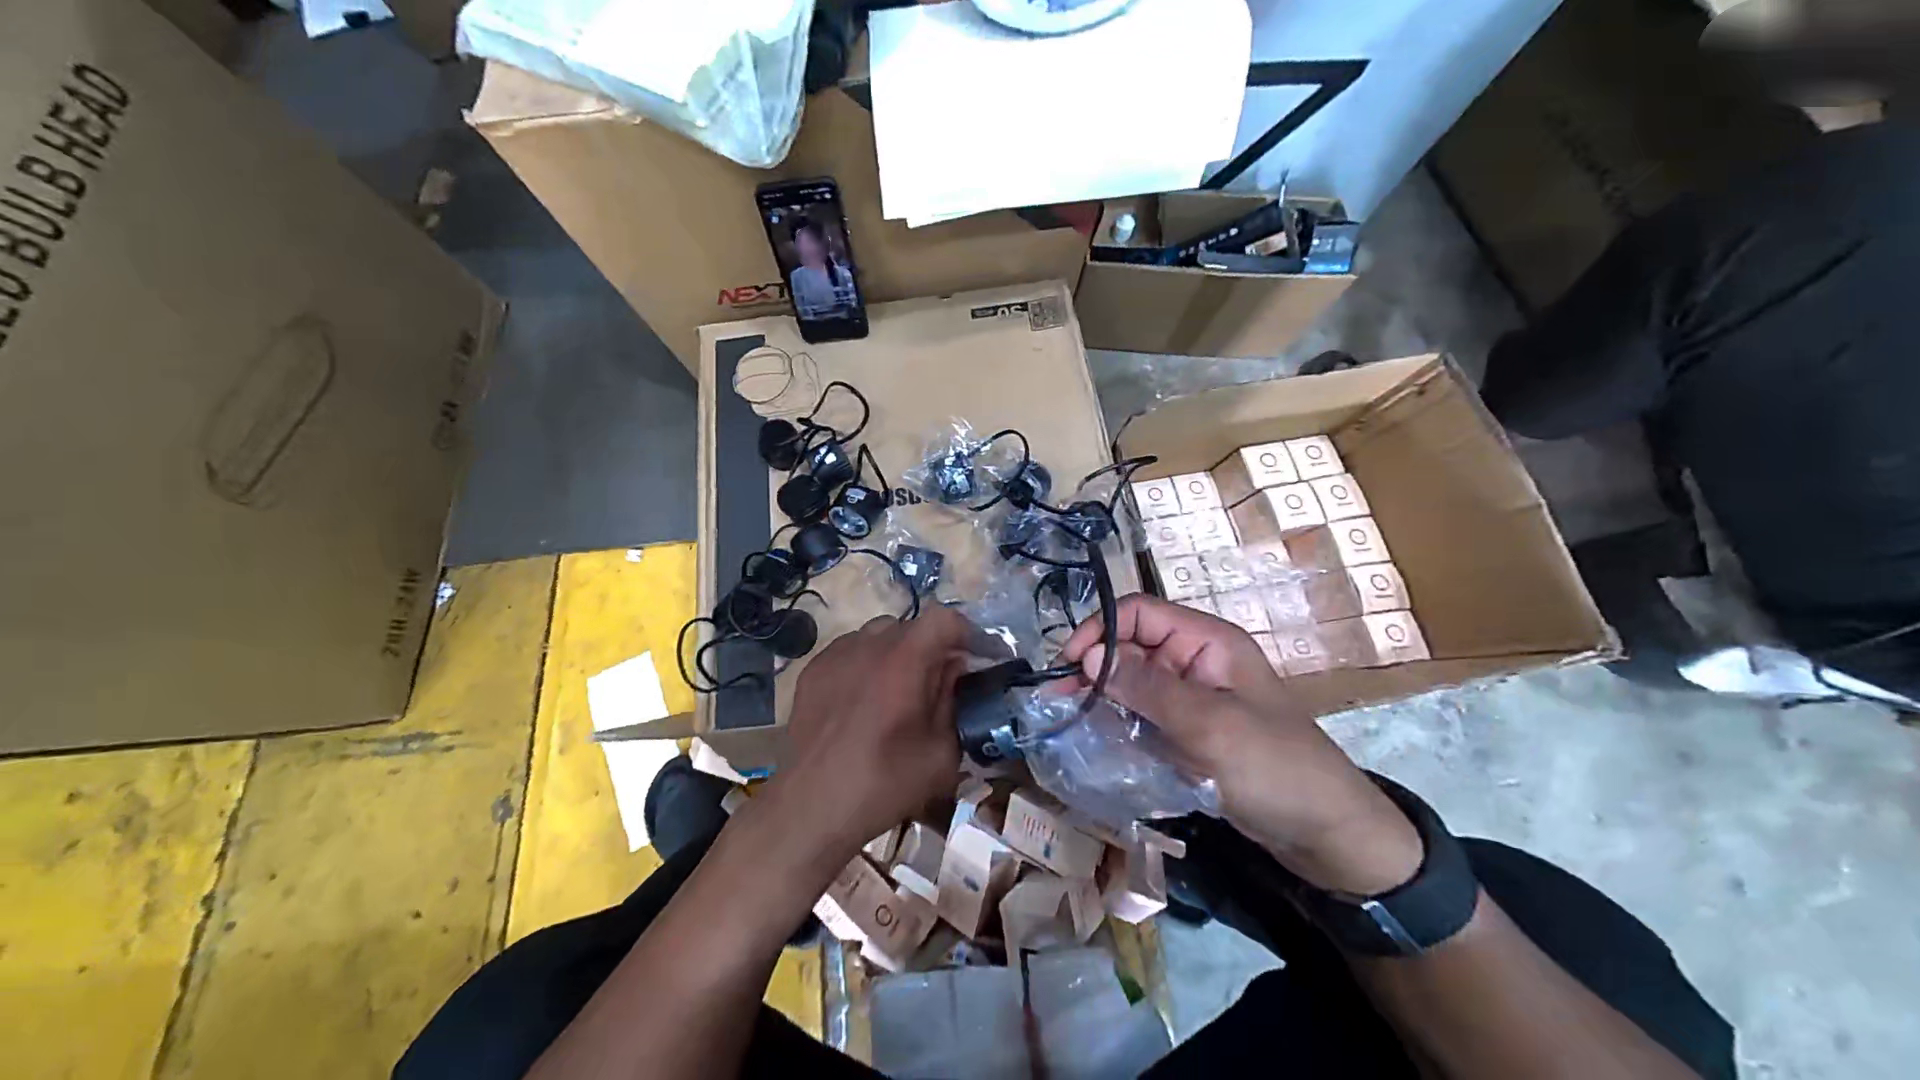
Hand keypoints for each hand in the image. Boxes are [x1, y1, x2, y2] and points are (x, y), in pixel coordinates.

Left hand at [767, 606, 971, 861]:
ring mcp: (836, 654)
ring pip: (878, 636)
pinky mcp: (812, 670)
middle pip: (912, 627)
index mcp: (904, 659)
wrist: (811, 807)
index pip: (945, 619)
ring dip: (898, 654)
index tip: (981, 658)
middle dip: (934, 647)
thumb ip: (953, 701)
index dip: (968, 633)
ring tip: (900, 689)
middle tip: (942, 680)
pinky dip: (867, 665)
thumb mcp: (942, 752)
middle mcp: (868, 645)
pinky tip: (864, 700)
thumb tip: (955, 670)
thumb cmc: (884, 783)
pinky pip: (850, 652)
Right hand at [1060, 595, 1422, 894]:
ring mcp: (1190, 698)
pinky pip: (1141, 716)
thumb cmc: (1275, 768)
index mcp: (1206, 642)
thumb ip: (1146, 689)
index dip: (1099, 629)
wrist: (1327, 834)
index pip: (1139, 613)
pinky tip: (1093, 739)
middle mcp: (1194, 661)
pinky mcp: (1186, 731)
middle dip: (1092, 668)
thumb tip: (1087, 656)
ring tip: (1065, 720)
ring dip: (1099, 697)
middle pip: (1130, 647)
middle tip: (1057, 702)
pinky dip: (1117, 723)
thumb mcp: (1209, 725)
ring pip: (1131, 684)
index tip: (1068, 664)